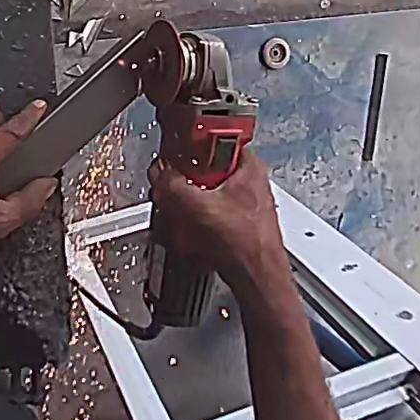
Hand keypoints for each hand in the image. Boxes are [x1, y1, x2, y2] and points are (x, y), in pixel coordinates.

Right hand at [148, 151, 290, 301]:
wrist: (259, 281)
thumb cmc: (247, 245)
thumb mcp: (199, 207)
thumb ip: (173, 186)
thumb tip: (160, 176)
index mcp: (248, 165)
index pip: (214, 138)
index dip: (191, 146)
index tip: (176, 155)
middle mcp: (250, 179)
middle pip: (205, 168)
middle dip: (186, 182)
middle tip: (174, 191)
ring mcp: (244, 201)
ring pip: (205, 191)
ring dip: (189, 203)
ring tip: (181, 214)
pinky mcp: (238, 221)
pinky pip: (209, 211)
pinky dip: (197, 219)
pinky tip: (192, 232)